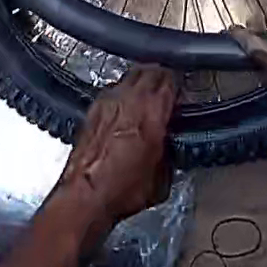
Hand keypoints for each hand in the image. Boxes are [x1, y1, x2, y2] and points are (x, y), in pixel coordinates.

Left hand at [50, 66, 176, 231]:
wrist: (86, 196)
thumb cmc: (122, 190)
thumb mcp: (161, 177)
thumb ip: (168, 151)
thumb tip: (168, 147)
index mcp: (153, 111)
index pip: (170, 80)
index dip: (178, 83)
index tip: (180, 89)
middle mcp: (132, 99)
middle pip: (150, 70)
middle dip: (160, 75)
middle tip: (166, 84)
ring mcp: (110, 99)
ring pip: (131, 75)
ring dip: (141, 80)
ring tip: (145, 91)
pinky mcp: (94, 107)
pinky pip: (113, 88)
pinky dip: (122, 92)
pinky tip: (123, 105)